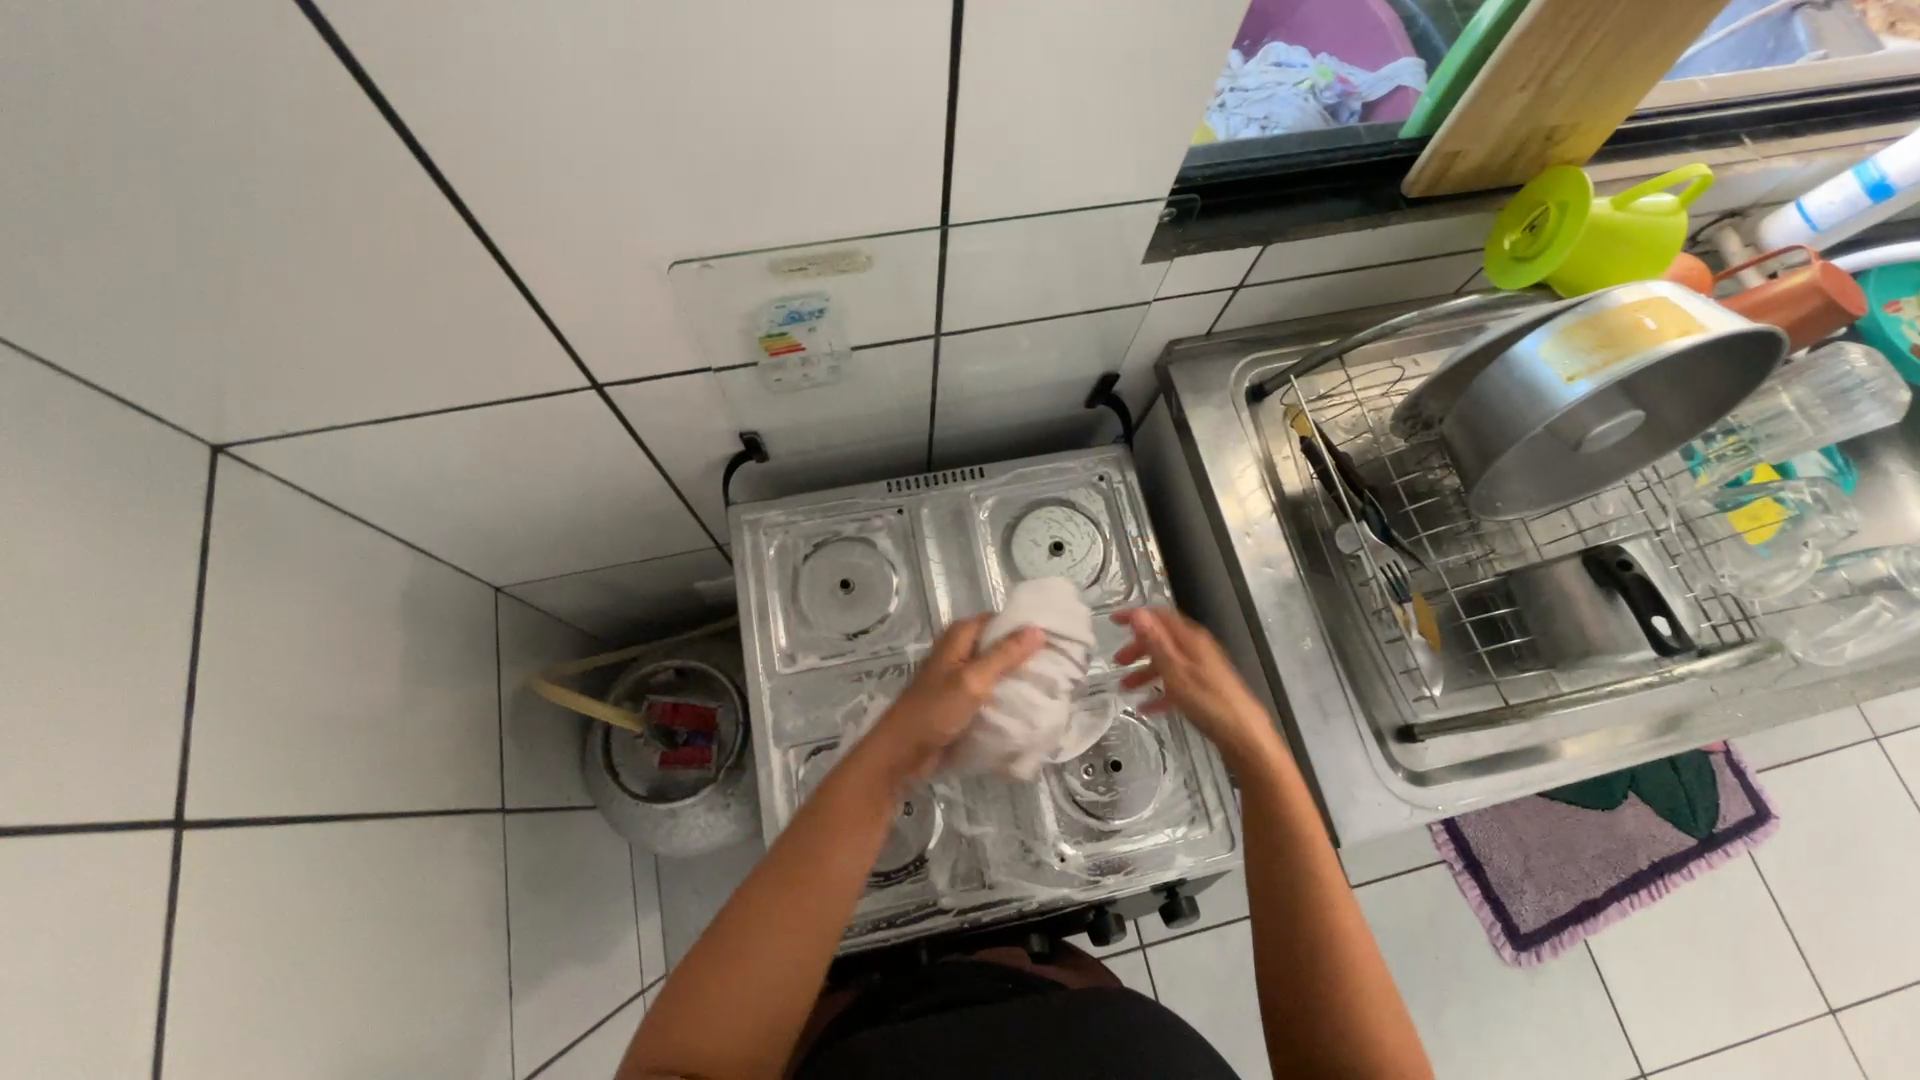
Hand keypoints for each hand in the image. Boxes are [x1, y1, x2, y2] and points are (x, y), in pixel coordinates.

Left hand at [859, 616, 1044, 784]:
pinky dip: (1007, 696)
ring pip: (996, 671)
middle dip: (1026, 654)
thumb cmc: (935, 712)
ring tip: (1053, 684)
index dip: (1025, 626)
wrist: (903, 754)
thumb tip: (1037, 629)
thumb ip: (1004, 655)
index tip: (1058, 637)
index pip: (999, 620)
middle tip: (1061, 665)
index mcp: (958, 638)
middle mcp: (959, 652)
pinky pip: (991, 693)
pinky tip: (1030, 705)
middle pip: (998, 645)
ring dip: (1018, 678)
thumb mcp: (972, 680)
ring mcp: (960, 679)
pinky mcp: (962, 703)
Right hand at [1112, 608, 1282, 769]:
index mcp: (1190, 639)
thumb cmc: (1207, 700)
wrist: (1243, 734)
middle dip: (1138, 648)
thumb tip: (1138, 614)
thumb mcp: (1175, 670)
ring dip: (1145, 672)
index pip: (1159, 616)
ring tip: (1125, 688)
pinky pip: (1176, 684)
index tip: (1113, 621)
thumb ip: (1156, 642)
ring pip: (1167, 662)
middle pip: (1162, 639)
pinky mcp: (1204, 688)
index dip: (1136, 616)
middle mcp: (1196, 649)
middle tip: (1118, 661)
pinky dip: (1159, 691)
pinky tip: (1146, 708)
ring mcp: (1201, 669)